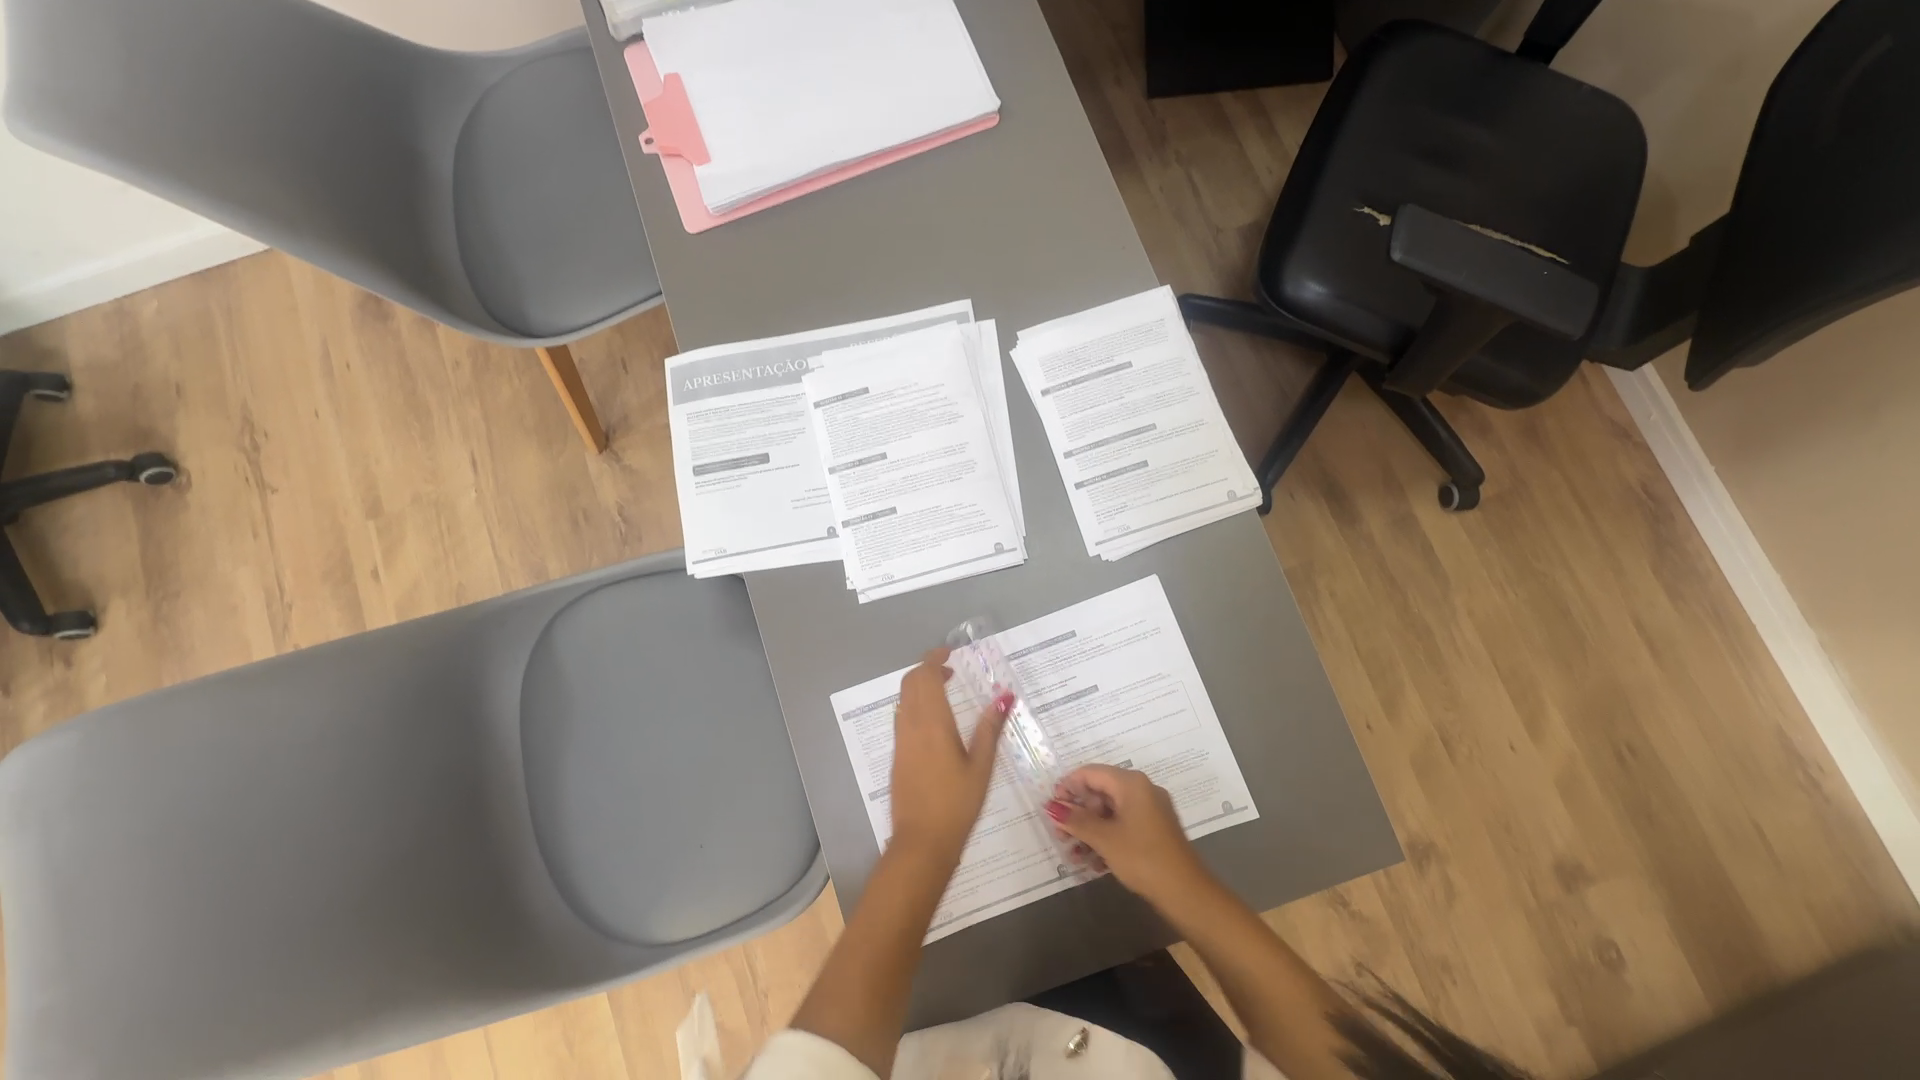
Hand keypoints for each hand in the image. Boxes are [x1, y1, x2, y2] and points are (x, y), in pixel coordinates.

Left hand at [887, 648, 1007, 862]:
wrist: (922, 841)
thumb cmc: (957, 804)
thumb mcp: (982, 766)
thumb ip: (990, 728)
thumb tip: (1005, 696)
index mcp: (932, 723)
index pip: (924, 675)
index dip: (934, 658)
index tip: (951, 653)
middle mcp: (911, 725)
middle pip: (910, 683)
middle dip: (926, 669)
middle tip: (950, 670)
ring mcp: (900, 741)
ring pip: (903, 699)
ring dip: (919, 686)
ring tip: (945, 690)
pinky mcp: (897, 755)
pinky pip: (901, 717)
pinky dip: (914, 704)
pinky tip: (935, 720)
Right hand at [1045, 765, 1213, 910]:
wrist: (1185, 891)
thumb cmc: (1142, 857)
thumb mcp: (1104, 838)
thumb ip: (1075, 820)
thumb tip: (1051, 807)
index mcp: (1131, 783)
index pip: (1090, 773)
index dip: (1067, 787)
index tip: (1051, 809)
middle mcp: (1142, 790)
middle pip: (1100, 791)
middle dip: (1078, 813)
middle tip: (1060, 835)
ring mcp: (1150, 810)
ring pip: (1110, 811)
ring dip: (1089, 829)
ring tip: (1073, 853)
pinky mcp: (1154, 830)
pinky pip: (1122, 824)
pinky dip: (1106, 837)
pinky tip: (1093, 860)